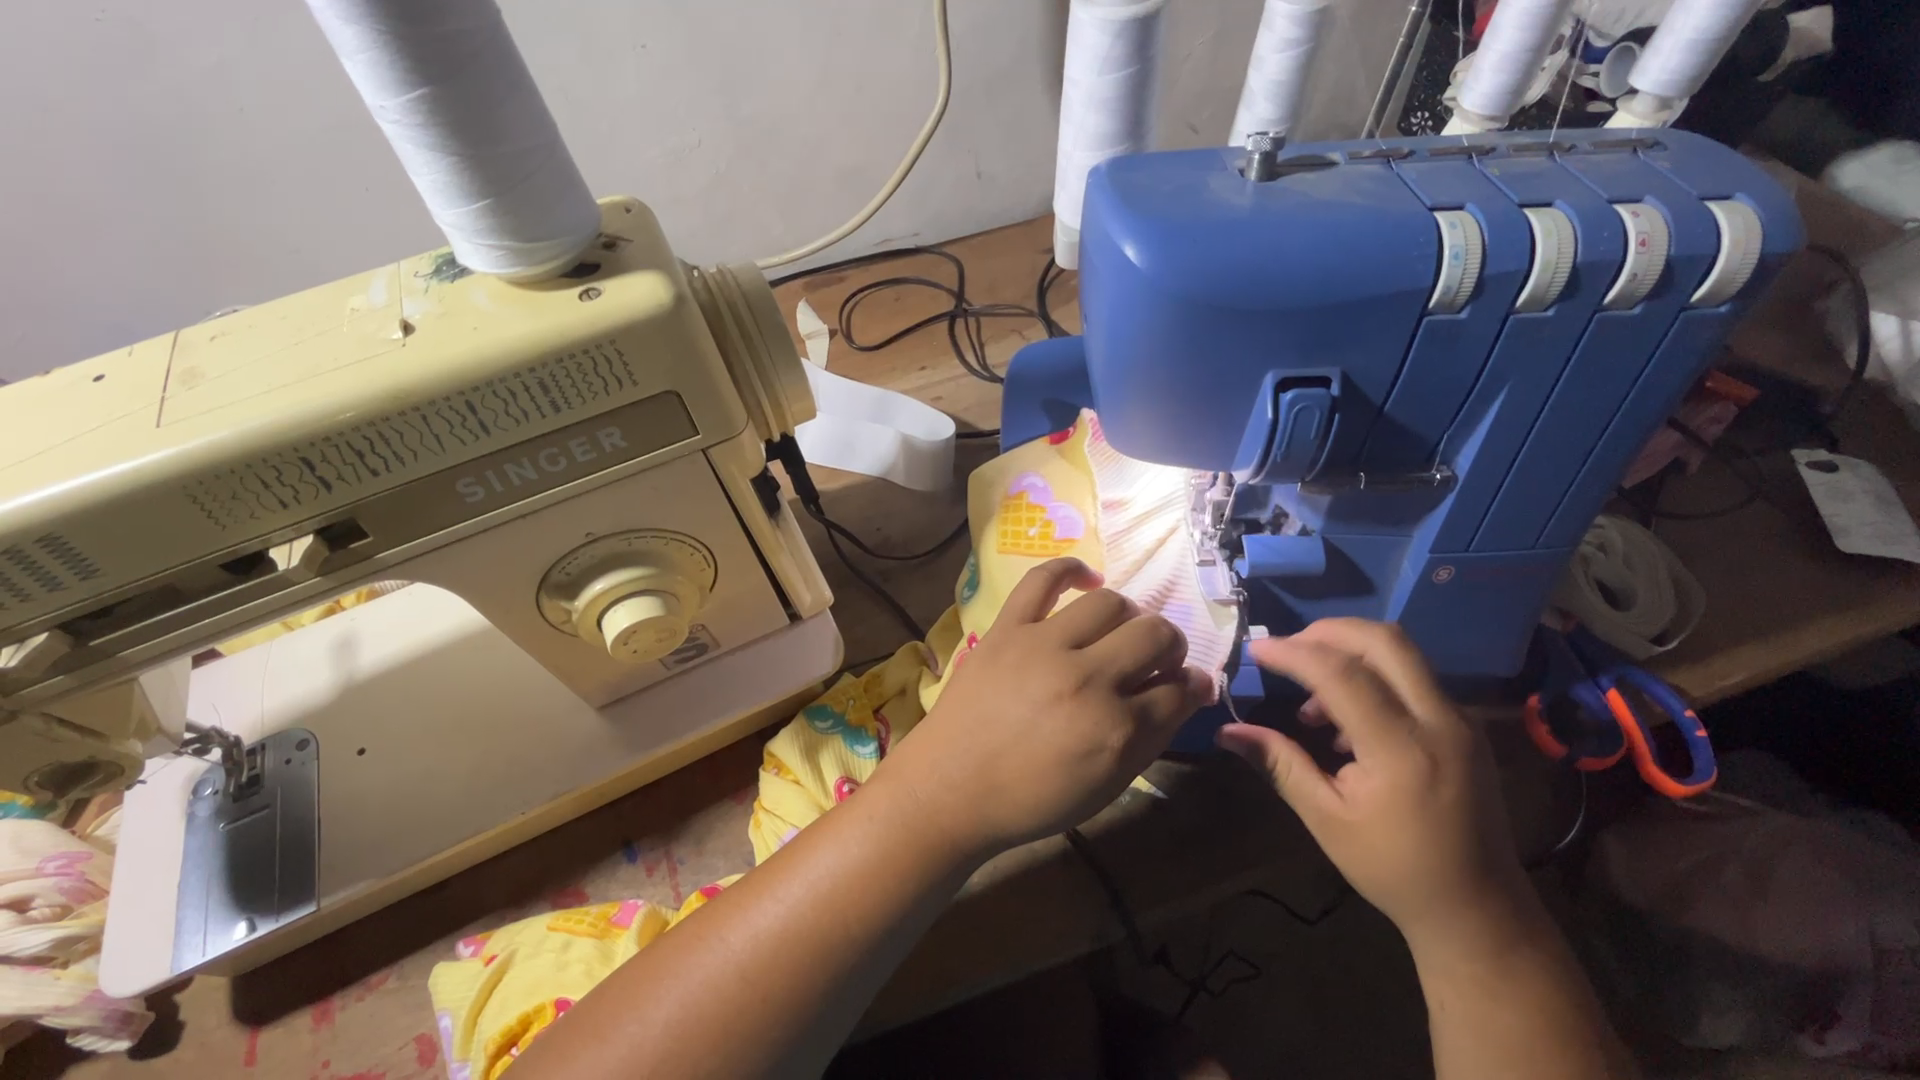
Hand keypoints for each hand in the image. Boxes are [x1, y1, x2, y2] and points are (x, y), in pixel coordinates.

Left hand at [876, 558, 1214, 862]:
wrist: (949, 789)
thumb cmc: (1029, 800)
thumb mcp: (1104, 787)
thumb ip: (1152, 738)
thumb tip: (1192, 690)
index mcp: (1115, 729)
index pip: (1176, 691)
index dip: (1191, 687)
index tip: (1189, 685)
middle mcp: (1087, 678)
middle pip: (1154, 636)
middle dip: (1170, 647)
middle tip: (1156, 660)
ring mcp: (1044, 647)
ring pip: (1110, 603)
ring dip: (1130, 616)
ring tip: (1119, 633)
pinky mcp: (1007, 629)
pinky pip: (1042, 580)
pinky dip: (1070, 570)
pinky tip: (1087, 580)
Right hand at [1215, 619, 1529, 940]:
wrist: (1478, 908)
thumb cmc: (1393, 869)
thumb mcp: (1326, 820)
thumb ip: (1280, 763)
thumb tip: (1227, 731)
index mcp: (1401, 749)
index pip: (1341, 674)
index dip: (1293, 654)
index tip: (1255, 650)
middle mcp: (1439, 721)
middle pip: (1384, 641)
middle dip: (1327, 632)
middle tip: (1286, 650)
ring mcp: (1460, 721)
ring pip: (1403, 654)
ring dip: (1350, 654)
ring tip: (1311, 699)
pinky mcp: (1466, 727)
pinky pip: (1415, 678)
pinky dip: (1374, 676)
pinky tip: (1346, 718)